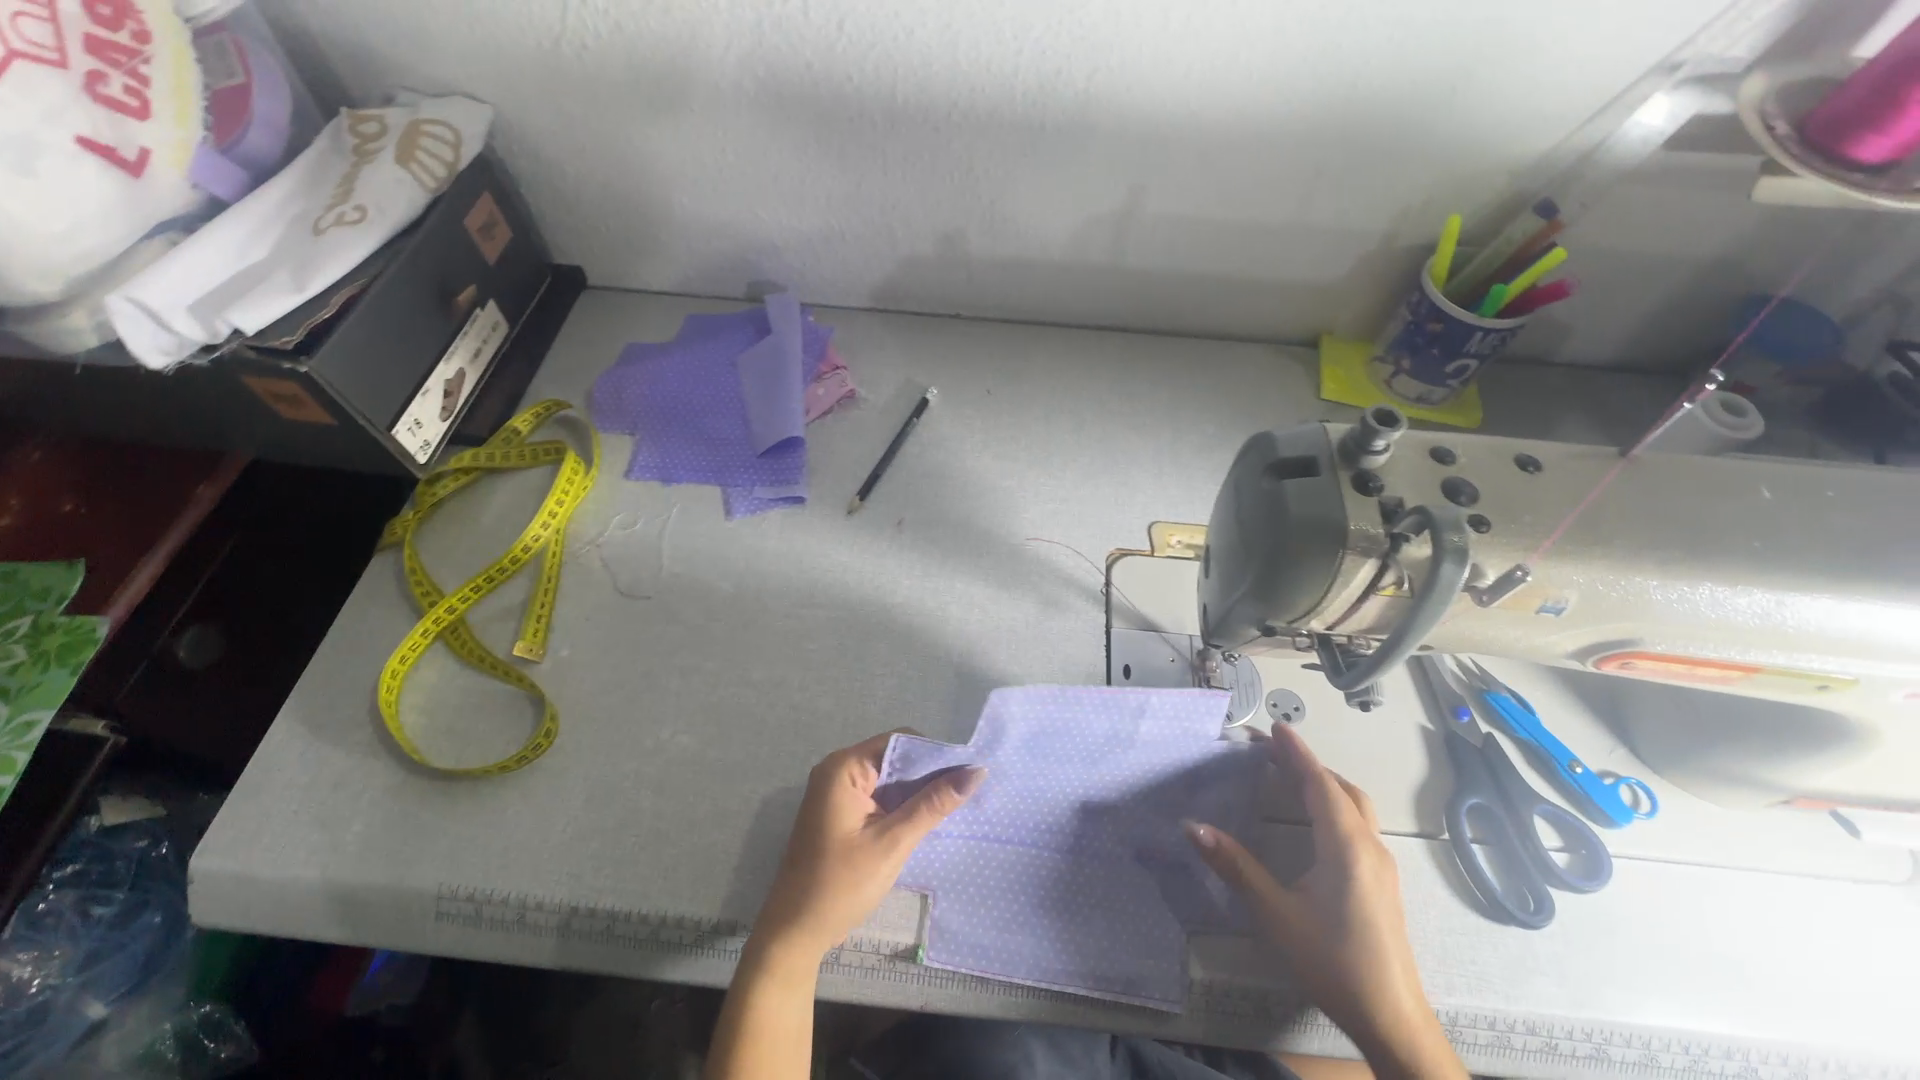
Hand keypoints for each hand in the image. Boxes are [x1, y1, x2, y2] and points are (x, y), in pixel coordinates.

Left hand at [752, 731, 984, 960]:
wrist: (796, 931)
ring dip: (919, 792)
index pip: (900, 742)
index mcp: (844, 768)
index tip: (970, 772)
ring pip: (890, 779)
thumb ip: (933, 804)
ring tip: (958, 804)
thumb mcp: (893, 842)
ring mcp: (838, 793)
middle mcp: (838, 771)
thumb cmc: (841, 885)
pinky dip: (903, 806)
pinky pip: (880, 797)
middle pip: (895, 758)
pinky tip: (929, 819)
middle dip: (930, 774)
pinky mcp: (842, 813)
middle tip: (970, 790)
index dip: (935, 754)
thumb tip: (976, 772)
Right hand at [1186, 726, 1460, 1078]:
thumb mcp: (1274, 912)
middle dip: (1309, 766)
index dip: (1296, 754)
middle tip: (1273, 751)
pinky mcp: (1382, 884)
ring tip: (1291, 779)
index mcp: (1346, 845)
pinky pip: (1358, 827)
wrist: (1389, 1014)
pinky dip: (1334, 807)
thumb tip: (1192, 826)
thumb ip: (1235, 866)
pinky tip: (1315, 824)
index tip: (1274, 727)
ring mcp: (1381, 866)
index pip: (1319, 784)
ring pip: (1356, 809)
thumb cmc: (1330, 960)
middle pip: (1342, 790)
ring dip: (1325, 786)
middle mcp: (1369, 846)